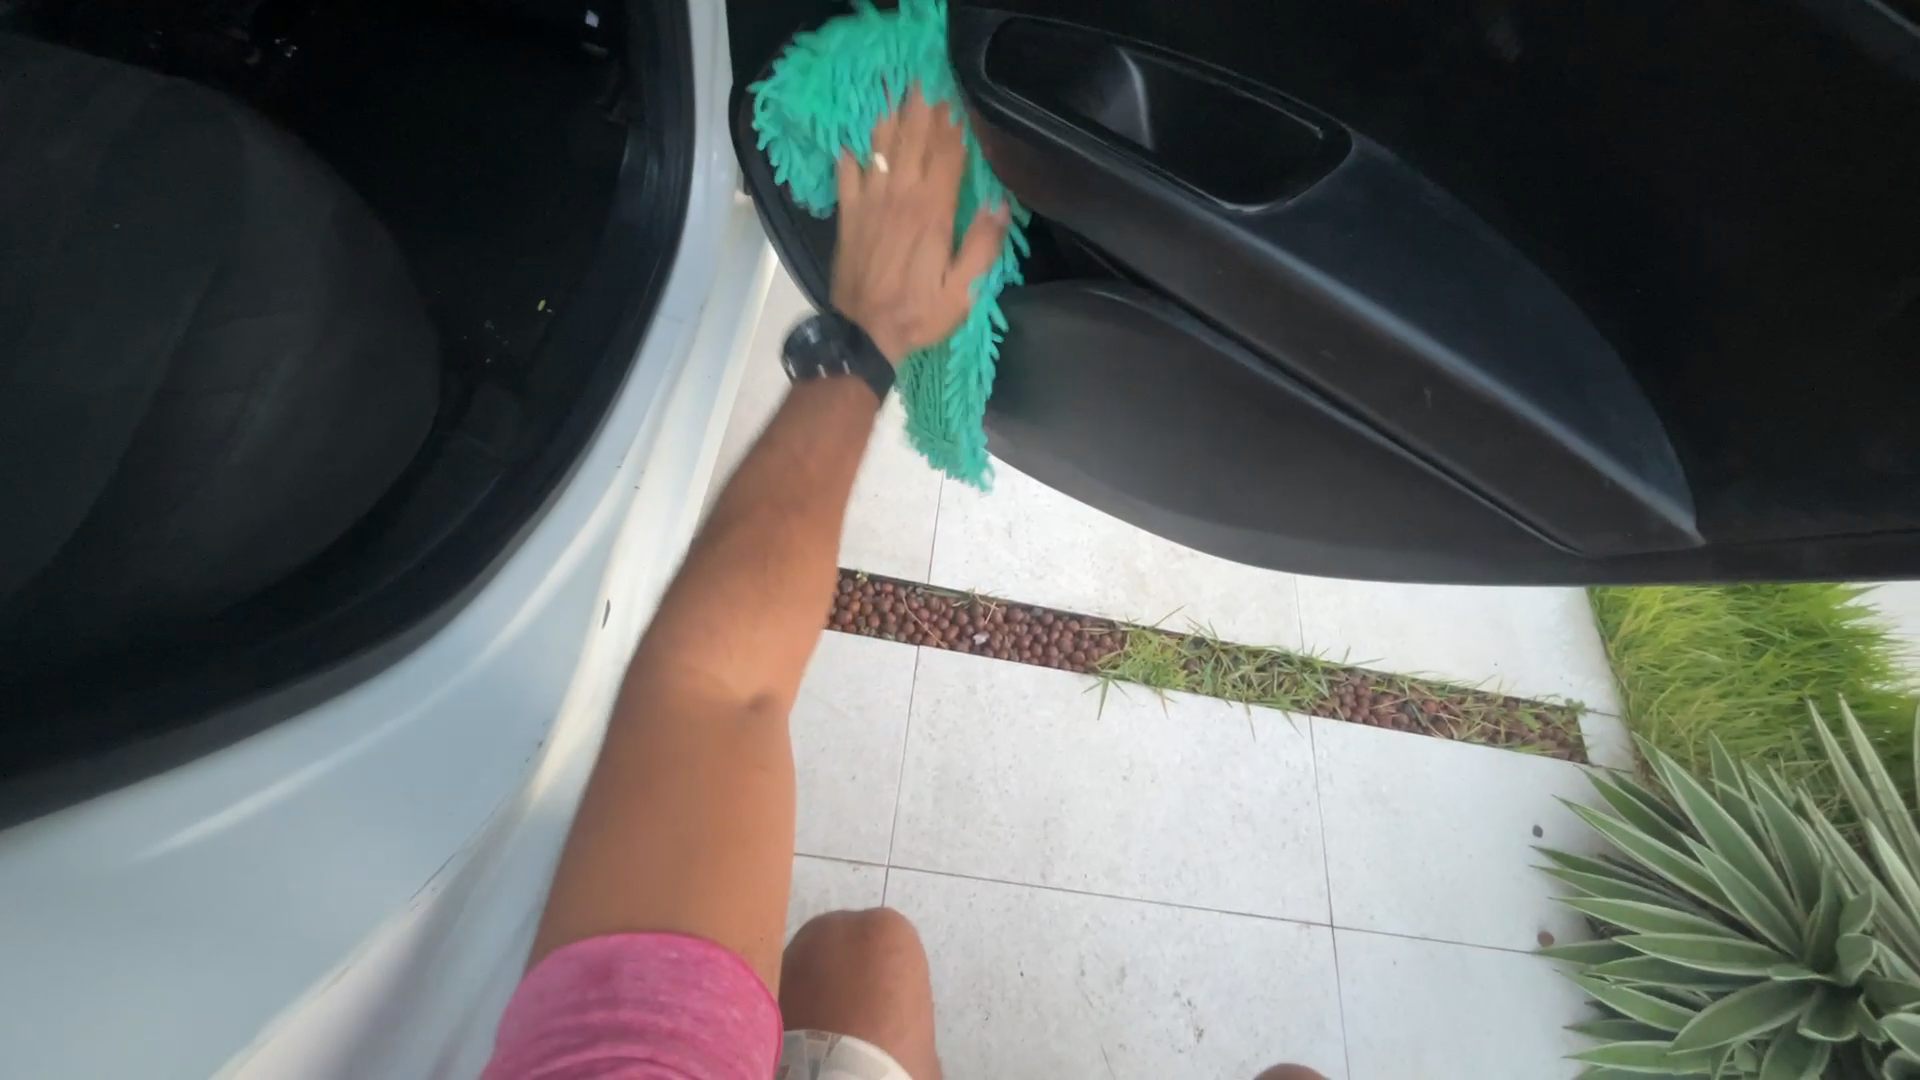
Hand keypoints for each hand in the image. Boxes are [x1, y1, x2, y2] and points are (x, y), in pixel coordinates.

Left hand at [830, 88, 1011, 365]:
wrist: (864, 333)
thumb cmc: (918, 314)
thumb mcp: (962, 292)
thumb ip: (981, 247)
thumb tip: (1000, 205)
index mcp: (933, 213)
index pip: (947, 157)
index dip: (954, 128)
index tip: (959, 103)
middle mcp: (901, 199)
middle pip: (914, 144)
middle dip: (923, 113)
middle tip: (928, 86)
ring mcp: (871, 205)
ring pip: (882, 151)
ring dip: (892, 123)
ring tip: (899, 99)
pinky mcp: (849, 218)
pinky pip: (848, 176)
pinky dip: (852, 157)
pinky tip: (855, 145)